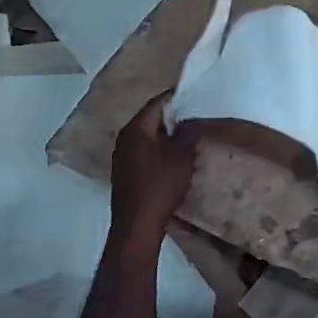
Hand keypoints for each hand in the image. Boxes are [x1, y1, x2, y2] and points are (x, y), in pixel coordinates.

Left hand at [110, 92, 200, 240]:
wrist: (138, 224)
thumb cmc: (160, 184)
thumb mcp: (182, 156)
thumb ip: (188, 134)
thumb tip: (191, 121)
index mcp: (136, 129)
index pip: (157, 103)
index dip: (176, 97)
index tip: (194, 94)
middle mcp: (124, 139)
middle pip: (151, 119)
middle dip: (173, 117)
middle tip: (196, 114)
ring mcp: (122, 157)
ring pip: (148, 137)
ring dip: (166, 135)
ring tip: (189, 135)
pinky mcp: (125, 172)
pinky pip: (144, 152)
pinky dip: (160, 149)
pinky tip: (175, 157)